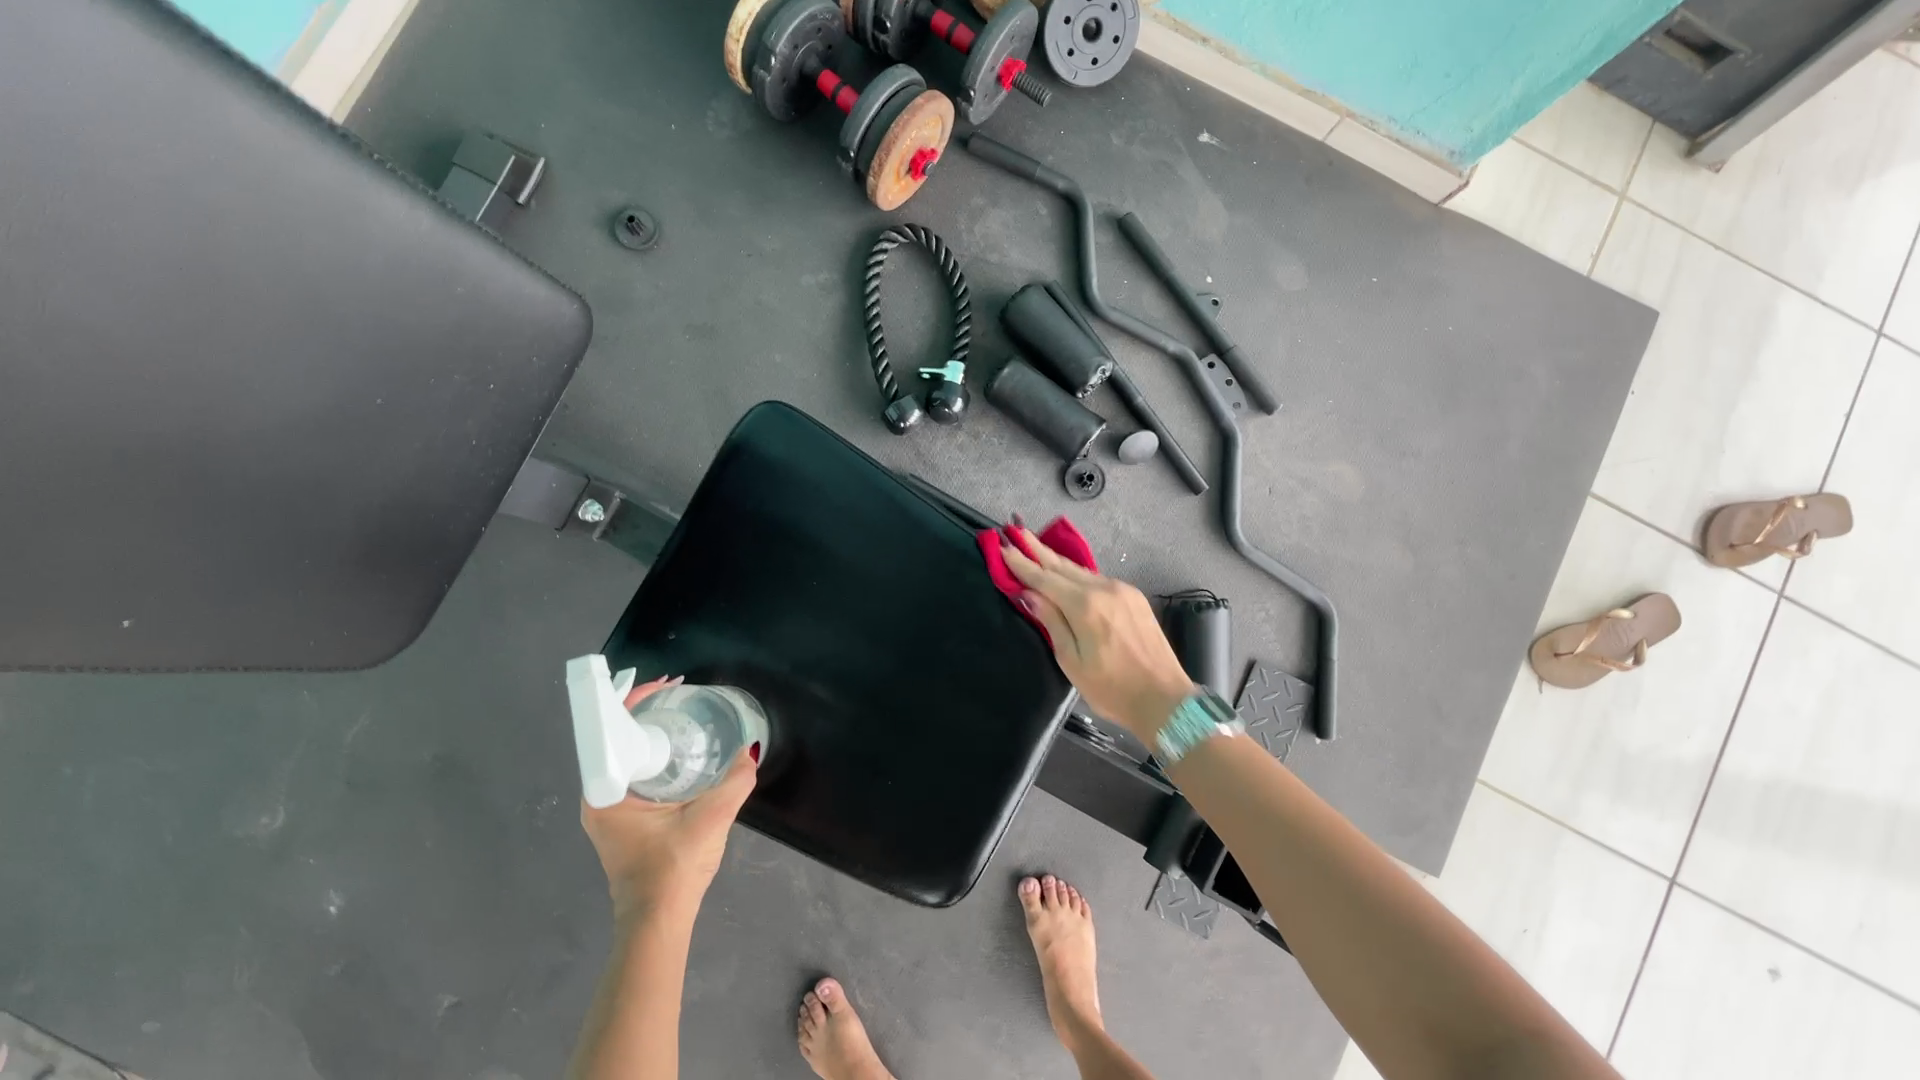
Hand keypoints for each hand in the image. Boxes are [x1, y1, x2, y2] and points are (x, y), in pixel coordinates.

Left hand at [579, 676, 758, 922]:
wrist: (659, 923)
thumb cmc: (673, 869)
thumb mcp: (710, 819)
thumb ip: (735, 781)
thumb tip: (751, 750)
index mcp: (604, 794)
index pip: (612, 732)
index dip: (636, 701)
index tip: (668, 685)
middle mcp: (598, 800)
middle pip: (617, 743)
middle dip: (645, 715)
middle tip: (678, 697)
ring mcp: (607, 815)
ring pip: (625, 761)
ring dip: (649, 738)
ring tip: (679, 717)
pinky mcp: (621, 826)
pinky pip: (632, 777)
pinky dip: (652, 759)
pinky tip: (678, 756)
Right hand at [1002, 528, 1194, 743]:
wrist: (1164, 699)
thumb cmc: (1112, 689)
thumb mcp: (1072, 662)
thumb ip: (1051, 623)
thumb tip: (1029, 594)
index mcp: (1085, 606)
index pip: (1045, 578)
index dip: (1022, 563)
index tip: (1003, 546)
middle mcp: (1104, 589)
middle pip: (1063, 566)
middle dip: (1037, 549)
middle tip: (1015, 530)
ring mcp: (1122, 590)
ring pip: (1081, 571)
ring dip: (1056, 559)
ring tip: (1035, 545)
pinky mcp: (1134, 597)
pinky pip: (1097, 579)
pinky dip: (1077, 573)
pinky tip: (1067, 571)